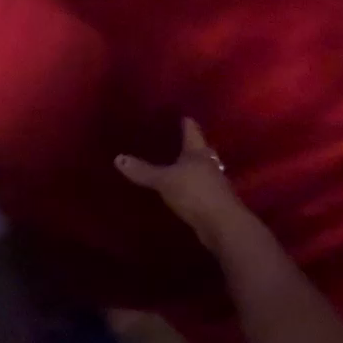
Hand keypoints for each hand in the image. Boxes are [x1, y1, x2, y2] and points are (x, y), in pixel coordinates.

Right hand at [116, 118, 247, 247]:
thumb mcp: (164, 180)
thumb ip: (143, 170)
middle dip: (191, 146)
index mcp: (198, 153)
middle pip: (201, 151)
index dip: (187, 123)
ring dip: (192, 168)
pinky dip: (191, 186)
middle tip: (178, 139)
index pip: (193, 132)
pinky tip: (181, 189)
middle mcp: (209, 166)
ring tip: (177, 164)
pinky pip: (199, 189)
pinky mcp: (214, 204)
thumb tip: (117, 158)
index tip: (183, 115)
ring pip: (202, 170)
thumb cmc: (196, 193)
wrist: (225, 227)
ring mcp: (214, 186)